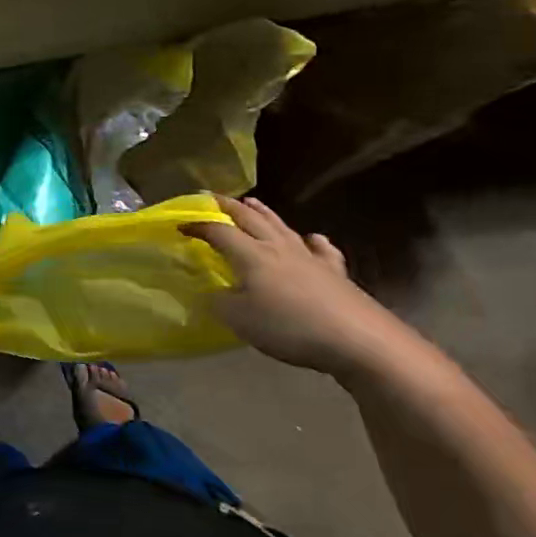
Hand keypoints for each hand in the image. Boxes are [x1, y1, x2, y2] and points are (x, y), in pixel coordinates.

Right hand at [189, 194, 417, 377]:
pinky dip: (311, 240)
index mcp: (251, 254)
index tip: (179, 225)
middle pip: (250, 218)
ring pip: (281, 226)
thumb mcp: (240, 320)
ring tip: (251, 202)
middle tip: (212, 198)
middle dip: (228, 207)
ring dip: (263, 212)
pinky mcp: (335, 271)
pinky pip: (320, 248)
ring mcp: (309, 256)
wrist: (356, 338)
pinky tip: (312, 239)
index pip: (218, 231)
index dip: (198, 226)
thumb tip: (210, 292)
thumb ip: (219, 302)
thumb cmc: (289, 326)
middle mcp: (278, 247)